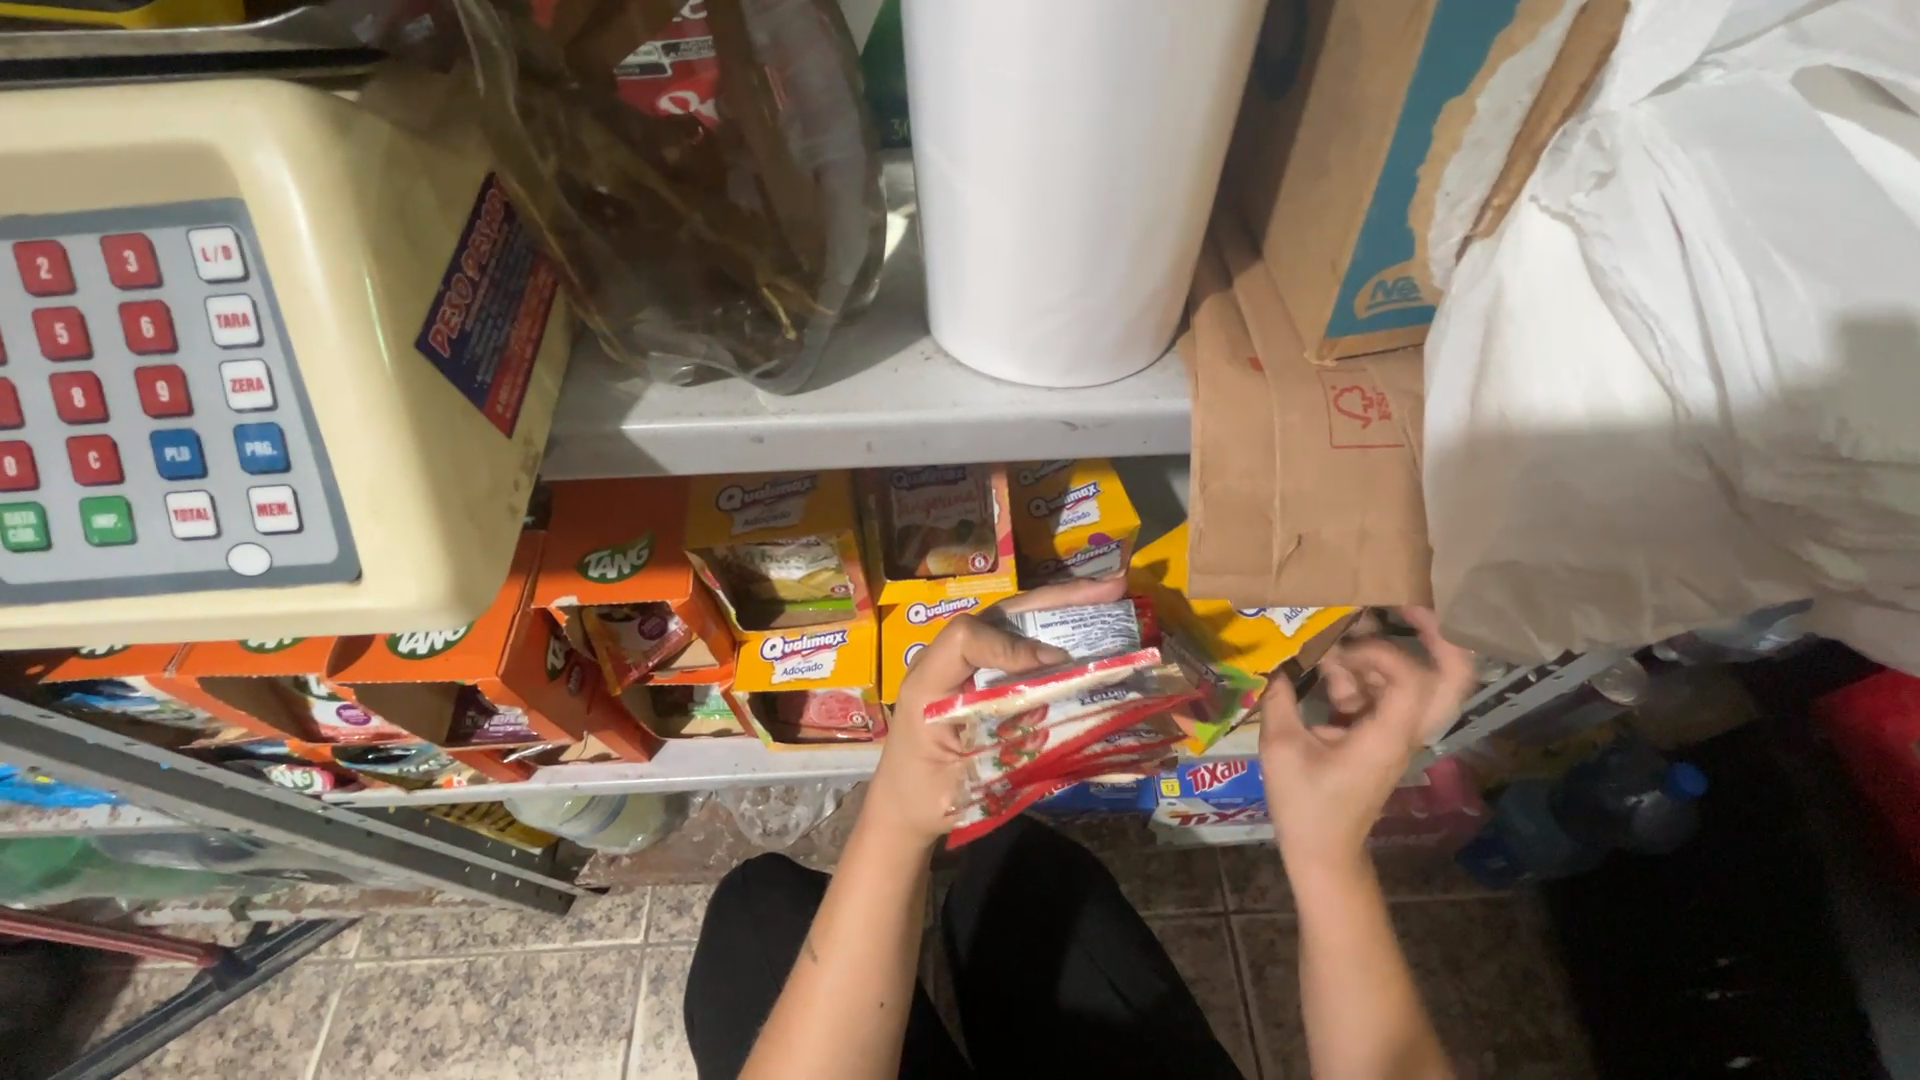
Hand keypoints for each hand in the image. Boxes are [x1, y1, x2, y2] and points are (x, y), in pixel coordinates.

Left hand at [869, 576, 1129, 845]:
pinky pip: (1022, 648)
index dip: (1012, 645)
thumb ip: (1002, 747)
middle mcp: (950, 661)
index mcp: (929, 681)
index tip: (1055, 663)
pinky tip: (1093, 631)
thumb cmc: (926, 798)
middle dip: (1058, 599)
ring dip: (1064, 609)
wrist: (903, 808)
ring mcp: (969, 667)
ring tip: (1112, 594)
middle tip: (1112, 587)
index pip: (966, 638)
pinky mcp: (985, 678)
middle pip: (1003, 615)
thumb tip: (1058, 712)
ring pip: (1017, 623)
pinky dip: (1058, 636)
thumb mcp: (959, 782)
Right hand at [1258, 607, 1474, 873]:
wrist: (1323, 850)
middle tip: (1408, 604)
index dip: (1381, 653)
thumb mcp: (1280, 748)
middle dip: (1439, 636)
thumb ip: (1280, 699)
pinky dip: (1357, 675)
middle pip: (1451, 679)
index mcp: (1389, 737)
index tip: (1340, 649)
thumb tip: (1276, 663)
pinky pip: (1380, 693)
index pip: (1411, 679)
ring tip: (1345, 627)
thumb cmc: (1305, 804)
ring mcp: (1396, 733)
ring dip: (1380, 654)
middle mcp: (1405, 731)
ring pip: (1411, 681)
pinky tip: (1323, 662)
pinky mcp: (1379, 735)